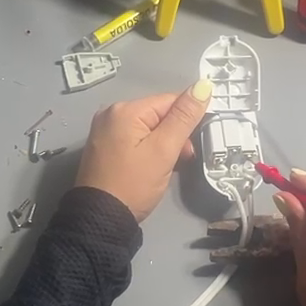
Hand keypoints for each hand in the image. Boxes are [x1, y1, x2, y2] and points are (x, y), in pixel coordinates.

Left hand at [73, 80, 213, 221]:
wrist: (101, 220)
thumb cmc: (134, 184)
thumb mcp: (164, 150)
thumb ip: (184, 117)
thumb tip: (203, 85)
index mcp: (124, 110)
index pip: (169, 101)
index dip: (186, 121)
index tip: (190, 148)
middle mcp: (110, 114)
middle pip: (158, 115)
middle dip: (174, 136)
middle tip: (179, 161)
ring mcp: (104, 131)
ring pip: (147, 129)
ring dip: (163, 146)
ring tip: (165, 169)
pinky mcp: (103, 148)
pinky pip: (134, 140)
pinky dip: (148, 151)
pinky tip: (150, 169)